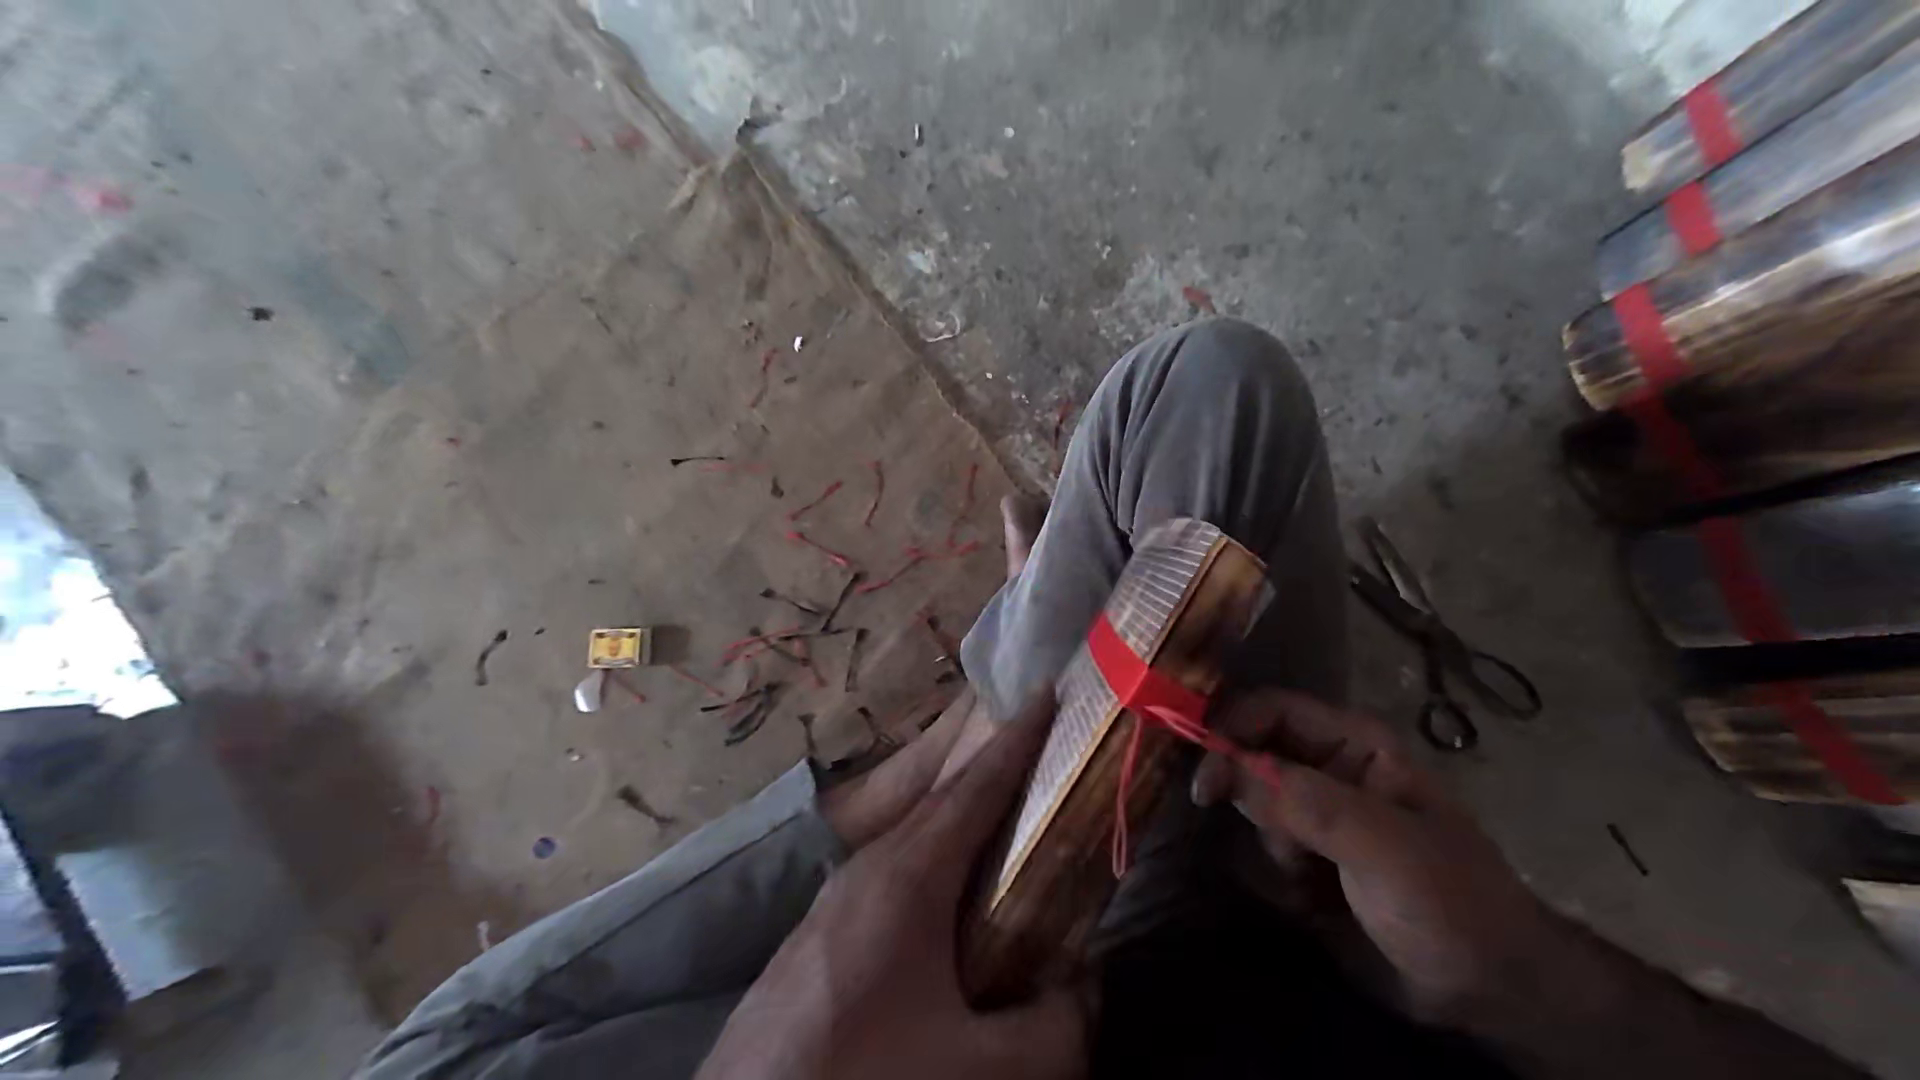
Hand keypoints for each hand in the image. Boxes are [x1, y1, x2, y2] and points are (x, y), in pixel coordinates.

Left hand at [697, 698, 1089, 1079]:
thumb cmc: (867, 1075)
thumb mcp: (979, 1070)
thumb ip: (1054, 1029)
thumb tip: (1085, 986)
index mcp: (906, 876)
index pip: (975, 788)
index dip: (1016, 740)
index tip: (1045, 692)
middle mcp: (867, 868)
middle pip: (942, 803)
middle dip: (992, 771)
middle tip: (1037, 753)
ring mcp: (833, 898)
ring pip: (911, 839)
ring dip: (959, 821)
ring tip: (1001, 825)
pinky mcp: (815, 934)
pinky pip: (887, 875)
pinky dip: (928, 864)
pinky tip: (942, 904)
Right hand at [1192, 689, 1563, 1027]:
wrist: (1492, 991)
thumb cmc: (1450, 901)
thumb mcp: (1384, 846)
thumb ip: (1306, 801)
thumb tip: (1225, 767)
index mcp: (1355, 742)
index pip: (1272, 709)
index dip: (1232, 729)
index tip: (1205, 775)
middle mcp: (1330, 766)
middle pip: (1254, 748)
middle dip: (1244, 787)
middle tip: (1242, 823)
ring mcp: (1319, 810)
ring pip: (1255, 797)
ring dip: (1268, 835)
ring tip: (1304, 874)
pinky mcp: (1311, 852)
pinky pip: (1264, 838)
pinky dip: (1274, 864)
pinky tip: (1307, 893)